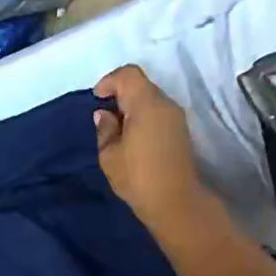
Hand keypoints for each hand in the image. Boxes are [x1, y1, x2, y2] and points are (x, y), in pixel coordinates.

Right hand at [92, 65, 207, 222]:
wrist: (174, 200)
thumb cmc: (137, 177)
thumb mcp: (110, 155)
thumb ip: (106, 129)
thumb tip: (104, 114)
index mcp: (146, 105)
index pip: (129, 74)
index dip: (109, 81)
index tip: (96, 98)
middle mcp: (165, 103)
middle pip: (140, 84)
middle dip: (119, 93)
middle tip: (103, 114)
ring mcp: (175, 116)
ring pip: (150, 97)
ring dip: (131, 105)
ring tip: (115, 128)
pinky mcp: (179, 129)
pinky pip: (157, 110)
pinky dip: (141, 114)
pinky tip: (130, 136)